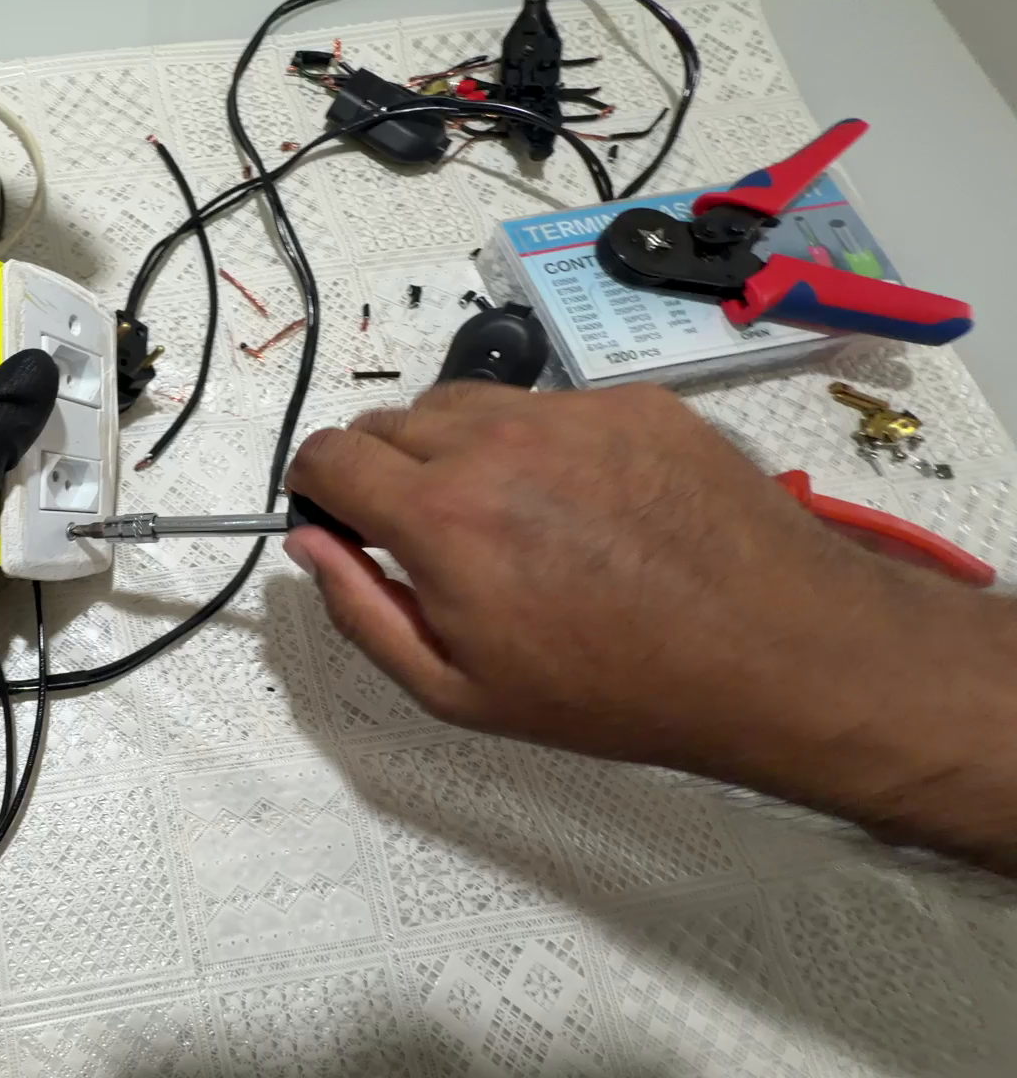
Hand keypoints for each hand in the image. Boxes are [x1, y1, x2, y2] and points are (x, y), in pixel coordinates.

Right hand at [281, 381, 990, 790]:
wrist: (782, 657)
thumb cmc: (601, 688)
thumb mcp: (450, 687)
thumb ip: (357, 609)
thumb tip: (307, 542)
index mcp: (438, 516)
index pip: (325, 456)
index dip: (309, 482)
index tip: (329, 513)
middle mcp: (491, 444)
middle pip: (379, 423)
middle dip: (372, 470)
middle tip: (416, 528)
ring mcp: (565, 413)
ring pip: (452, 403)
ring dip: (439, 447)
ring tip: (490, 506)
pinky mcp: (628, 401)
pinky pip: (534, 404)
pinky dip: (520, 440)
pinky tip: (569, 495)